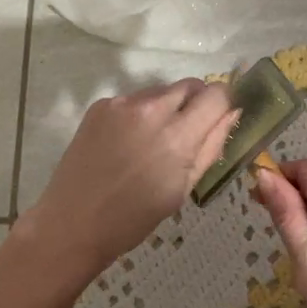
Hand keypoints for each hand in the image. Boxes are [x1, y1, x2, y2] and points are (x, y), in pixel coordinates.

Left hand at [23, 79, 239, 271]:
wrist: (73, 221)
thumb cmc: (134, 218)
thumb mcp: (183, 188)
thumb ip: (211, 146)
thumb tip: (233, 113)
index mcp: (177, 136)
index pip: (217, 95)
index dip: (225, 102)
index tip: (223, 115)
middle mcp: (150, 109)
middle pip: (190, 85)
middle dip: (197, 102)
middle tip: (189, 131)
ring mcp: (122, 103)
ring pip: (161, 91)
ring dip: (167, 107)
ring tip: (153, 141)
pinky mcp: (100, 105)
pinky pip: (133, 99)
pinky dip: (139, 114)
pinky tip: (128, 142)